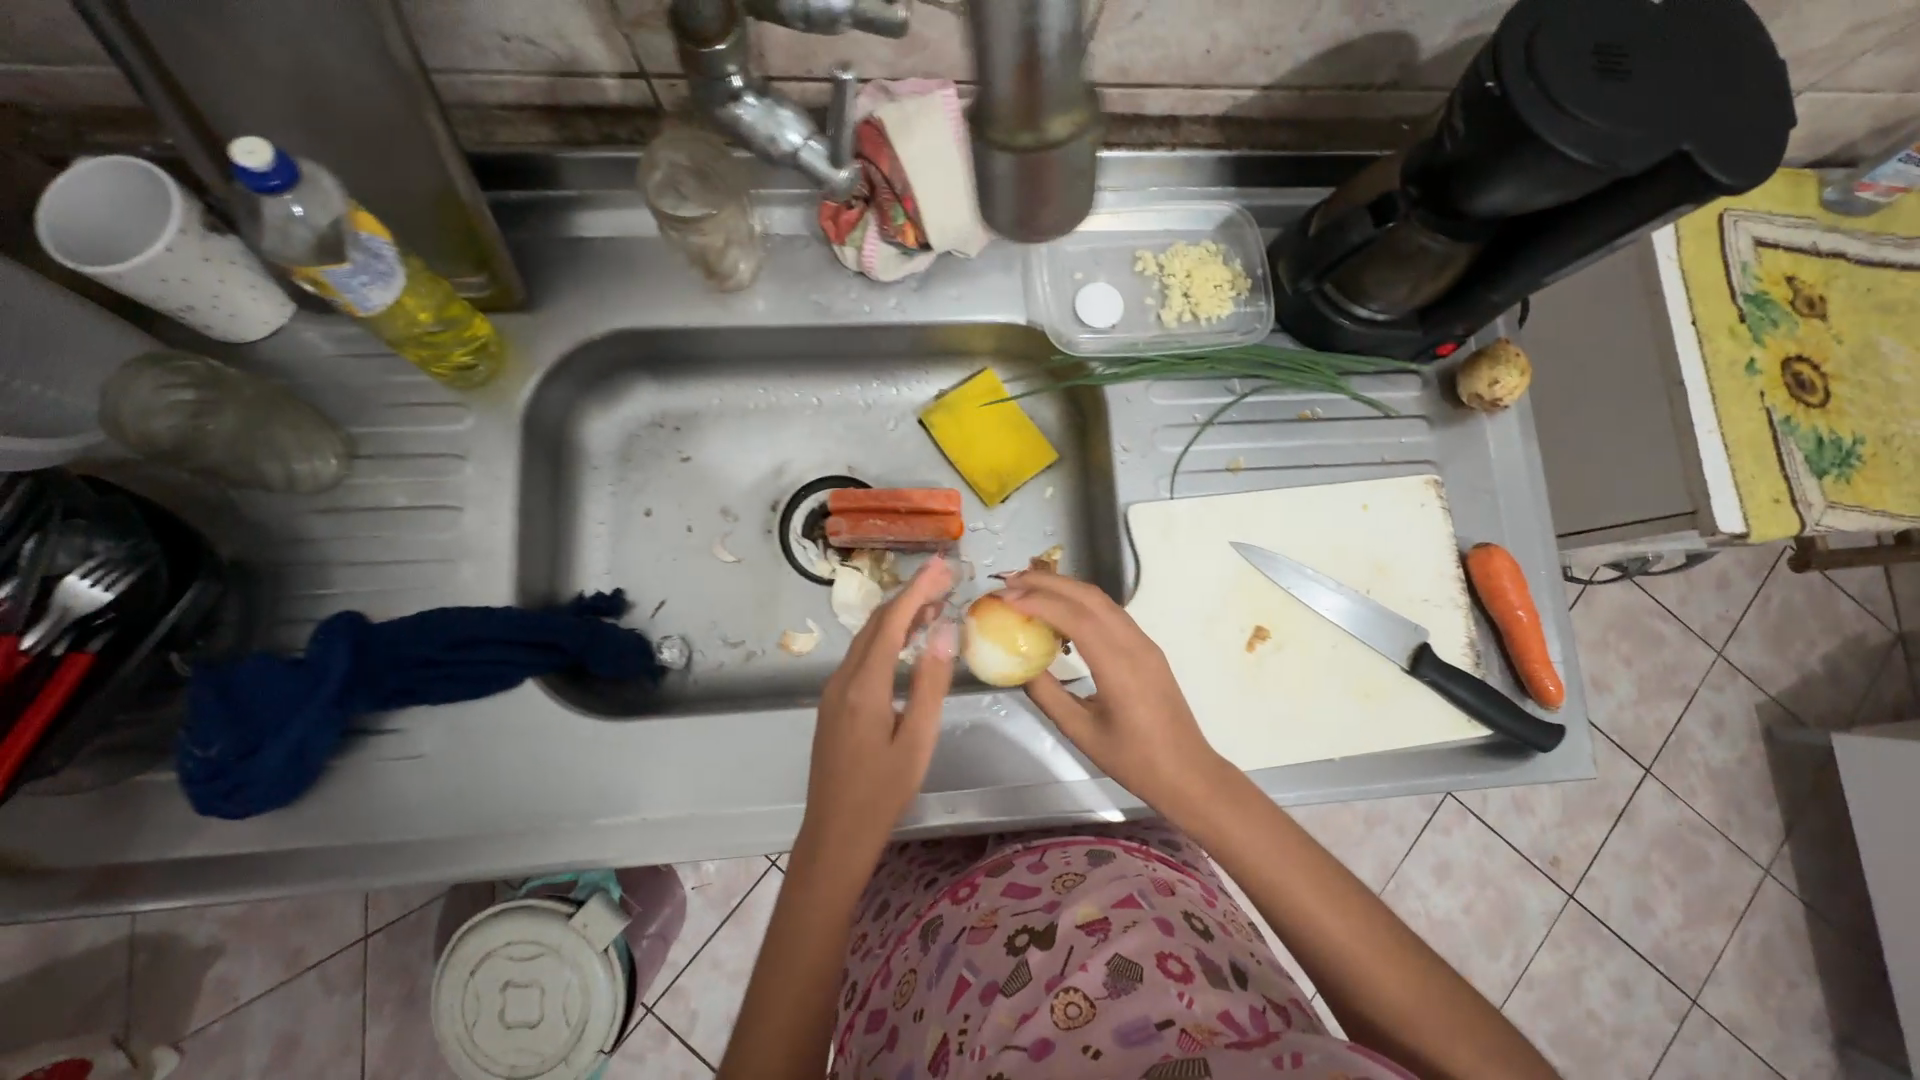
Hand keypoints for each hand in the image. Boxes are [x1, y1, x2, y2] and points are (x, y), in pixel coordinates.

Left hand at [800, 556, 958, 858]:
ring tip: (933, 601)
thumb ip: (930, 683)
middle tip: (944, 576)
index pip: (892, 622)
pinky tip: (905, 641)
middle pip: (876, 624)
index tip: (943, 565)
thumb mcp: (916, 740)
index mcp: (863, 685)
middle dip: (909, 595)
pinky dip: (886, 638)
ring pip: (866, 639)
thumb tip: (944, 630)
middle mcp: (843, 679)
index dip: (918, 589)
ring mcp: (834, 691)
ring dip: (898, 616)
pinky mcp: (834, 705)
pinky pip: (861, 657)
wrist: (834, 833)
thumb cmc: (882, 792)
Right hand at [998, 569, 1228, 812]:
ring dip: (1064, 588)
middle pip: (1089, 596)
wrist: (1186, 771)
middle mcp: (1134, 644)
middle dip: (1047, 582)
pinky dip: (1080, 603)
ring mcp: (1144, 643)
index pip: (1076, 617)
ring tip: (1027, 588)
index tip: (1005, 598)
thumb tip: (1019, 667)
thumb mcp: (1080, 731)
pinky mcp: (1147, 648)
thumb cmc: (1133, 760)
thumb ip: (1047, 695)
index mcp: (1119, 666)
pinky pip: (1111, 613)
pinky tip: (1059, 611)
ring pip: (1101, 600)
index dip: (1039, 600)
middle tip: (1009, 582)